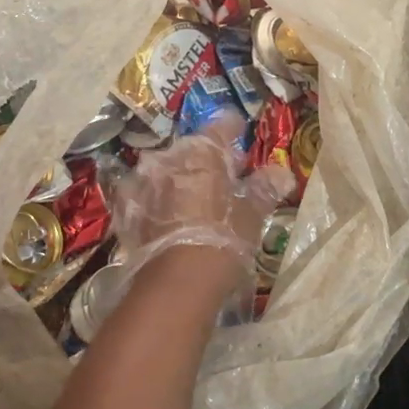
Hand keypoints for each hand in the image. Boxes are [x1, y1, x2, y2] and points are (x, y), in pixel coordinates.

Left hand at [103, 114, 294, 276]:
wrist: (176, 282)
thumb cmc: (222, 240)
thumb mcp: (251, 216)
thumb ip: (264, 189)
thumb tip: (281, 172)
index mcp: (203, 152)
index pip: (222, 125)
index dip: (234, 127)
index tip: (242, 129)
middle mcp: (169, 158)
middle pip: (193, 149)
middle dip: (209, 157)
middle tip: (227, 172)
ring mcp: (143, 183)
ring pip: (168, 170)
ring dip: (182, 177)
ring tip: (198, 195)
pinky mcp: (128, 211)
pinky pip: (147, 195)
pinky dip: (160, 199)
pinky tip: (170, 213)